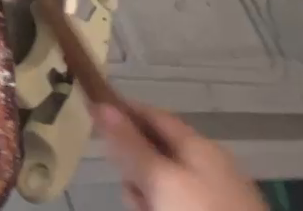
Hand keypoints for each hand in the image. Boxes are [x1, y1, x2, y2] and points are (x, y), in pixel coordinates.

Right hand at [96, 103, 265, 210]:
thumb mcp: (157, 178)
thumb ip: (127, 141)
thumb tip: (99, 103)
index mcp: (200, 147)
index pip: (151, 113)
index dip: (119, 110)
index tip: (89, 115)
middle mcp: (208, 164)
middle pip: (152, 147)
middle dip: (131, 162)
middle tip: (123, 177)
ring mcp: (212, 192)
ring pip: (159, 177)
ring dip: (141, 188)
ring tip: (143, 205)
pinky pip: (172, 198)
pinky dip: (158, 204)